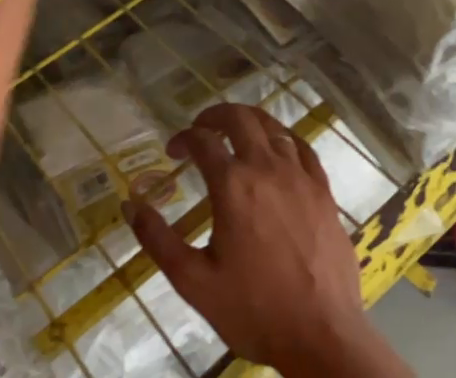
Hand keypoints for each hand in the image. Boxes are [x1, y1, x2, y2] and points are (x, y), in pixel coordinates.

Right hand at [124, 104, 410, 377]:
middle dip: (214, 116)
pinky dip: (284, 139)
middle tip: (200, 131)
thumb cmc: (254, 310)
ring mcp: (301, 179)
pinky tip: (278, 149)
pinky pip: (304, 150)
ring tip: (235, 133)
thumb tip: (131, 205)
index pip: (202, 140)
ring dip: (249, 122)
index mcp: (232, 186)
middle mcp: (267, 169)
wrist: (322, 338)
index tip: (173, 153)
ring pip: (274, 127)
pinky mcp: (324, 194)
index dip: (183, 138)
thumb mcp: (193, 281)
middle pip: (240, 119)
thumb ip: (157, 239)